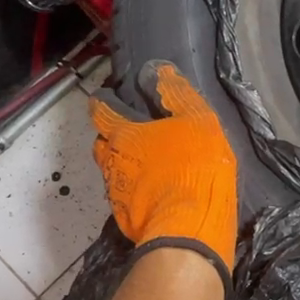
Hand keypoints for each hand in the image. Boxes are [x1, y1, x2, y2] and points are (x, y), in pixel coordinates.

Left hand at [89, 62, 238, 275]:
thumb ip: (177, 94)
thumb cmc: (194, 168)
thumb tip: (158, 69)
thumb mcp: (198, 121)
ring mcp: (116, 193)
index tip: (110, 96)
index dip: (104, 101)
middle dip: (112, 135)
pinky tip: (155, 192)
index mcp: (124, 134)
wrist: (188, 230)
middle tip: (133, 133)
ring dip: (124, 165)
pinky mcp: (125, 218)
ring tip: (147, 165)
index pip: (101, 110)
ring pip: (112, 171)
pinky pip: (126, 196)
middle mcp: (111, 162)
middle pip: (102, 143)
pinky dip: (136, 190)